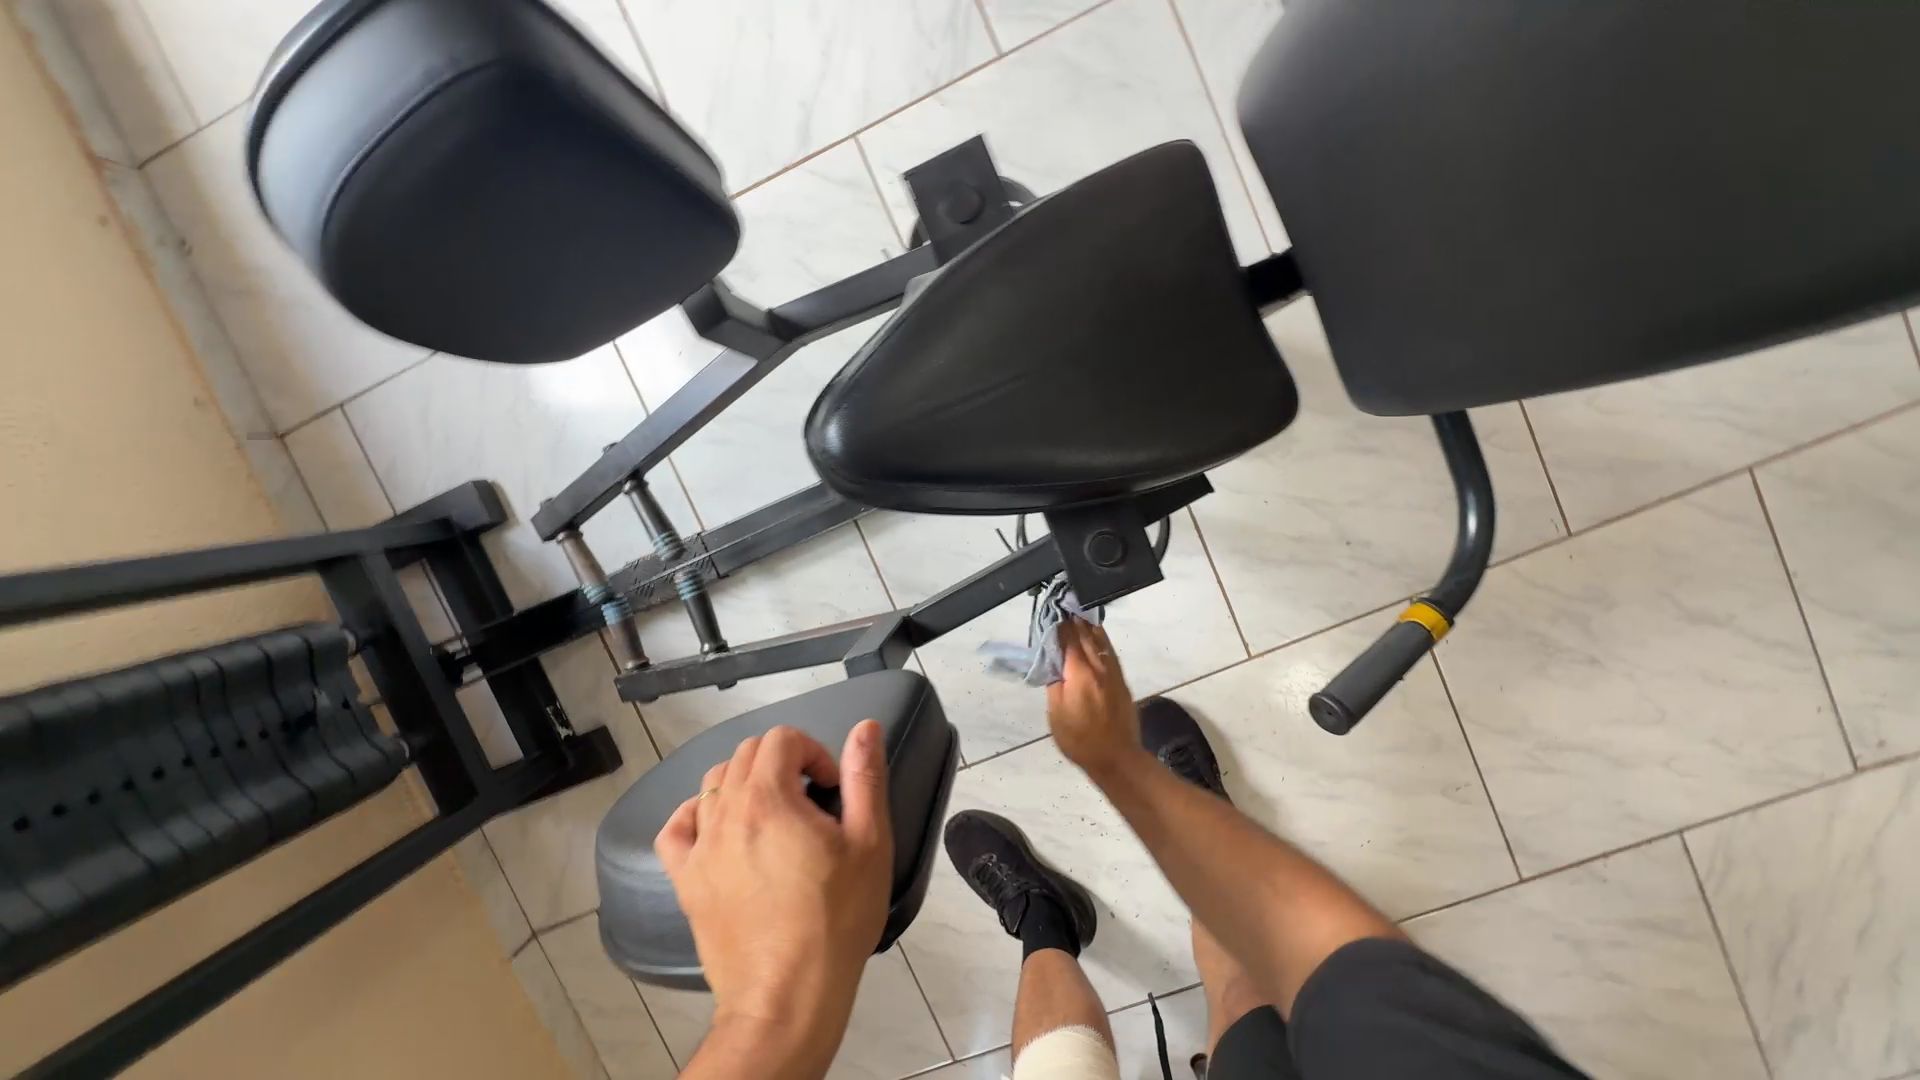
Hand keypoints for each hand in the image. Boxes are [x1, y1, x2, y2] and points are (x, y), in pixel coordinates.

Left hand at [656, 722, 892, 1073]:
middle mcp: (726, 814)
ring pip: (714, 783)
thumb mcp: (869, 844)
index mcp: (769, 799)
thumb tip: (864, 728)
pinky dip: (697, 815)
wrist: (787, 998)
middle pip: (747, 754)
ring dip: (746, 783)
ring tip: (776, 816)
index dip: (814, 753)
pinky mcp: (685, 881)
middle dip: (784, 763)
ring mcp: (700, 848)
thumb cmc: (836, 921)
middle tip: (812, 802)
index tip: (832, 789)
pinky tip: (722, 829)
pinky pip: (676, 828)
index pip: (782, 739)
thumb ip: (865, 778)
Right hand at [1046, 619, 1145, 779]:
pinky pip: (1110, 652)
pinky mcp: (1122, 681)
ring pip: (1101, 641)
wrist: (1117, 758)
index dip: (1059, 625)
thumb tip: (1053, 662)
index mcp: (1080, 674)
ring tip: (1079, 613)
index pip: (1068, 640)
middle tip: (1064, 605)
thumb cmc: (1080, 739)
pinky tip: (1096, 636)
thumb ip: (1055, 683)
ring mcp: (1114, 673)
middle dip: (1074, 620)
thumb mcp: (1056, 714)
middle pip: (1086, 636)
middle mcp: (1099, 668)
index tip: (1051, 611)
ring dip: (1089, 626)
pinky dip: (1101, 639)